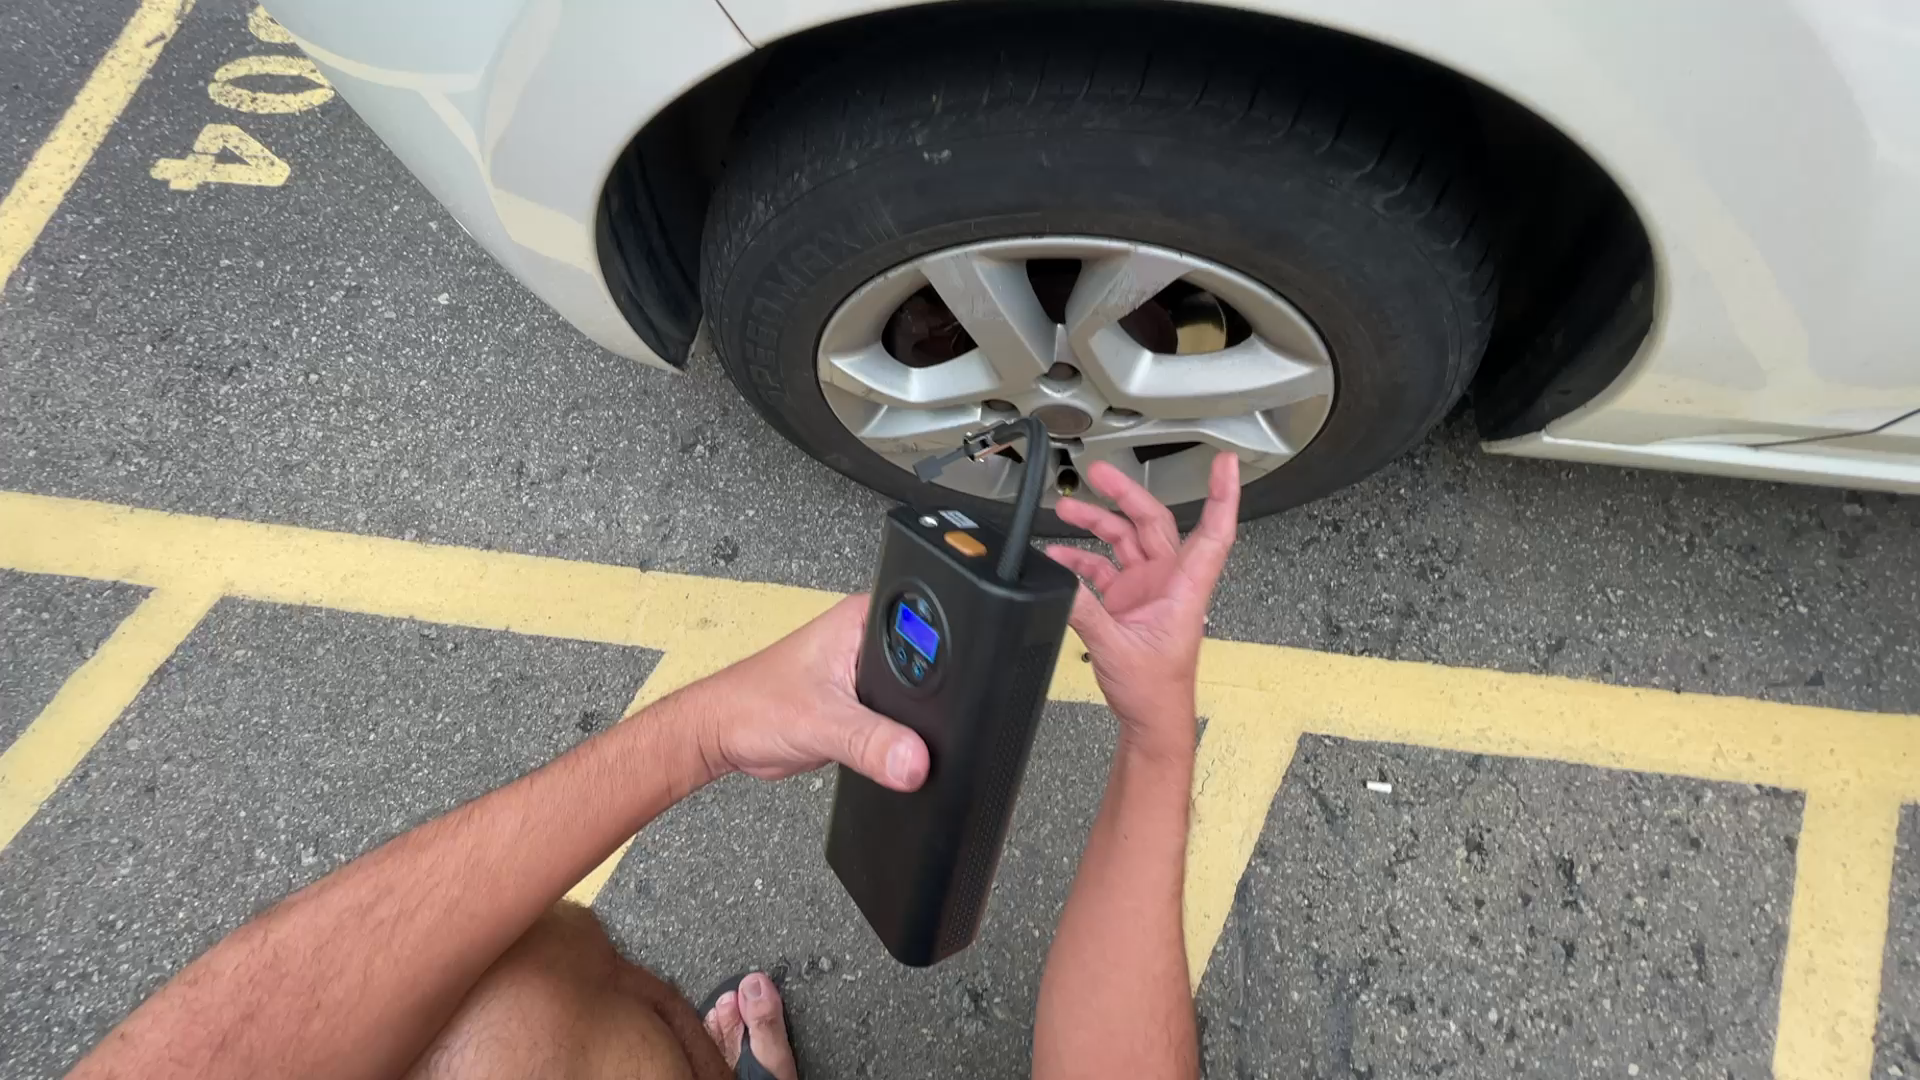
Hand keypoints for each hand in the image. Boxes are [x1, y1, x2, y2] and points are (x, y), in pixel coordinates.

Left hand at [685, 594, 929, 790]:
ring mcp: (867, 671)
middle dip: (927, 703)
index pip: (923, 631)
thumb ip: (872, 741)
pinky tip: (889, 749)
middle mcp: (868, 640)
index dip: (944, 665)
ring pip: (913, 699)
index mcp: (864, 619)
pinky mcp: (862, 702)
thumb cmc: (752, 704)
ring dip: (910, 725)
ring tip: (895, 740)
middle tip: (914, 729)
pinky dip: (896, 739)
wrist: (723, 735)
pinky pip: (897, 721)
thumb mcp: (820, 722)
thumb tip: (915, 759)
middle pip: (926, 667)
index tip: (947, 704)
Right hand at [1045, 452, 1239, 757]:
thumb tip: (1060, 579)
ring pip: (1124, 540)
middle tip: (1099, 474)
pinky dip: (1081, 558)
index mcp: (1184, 588)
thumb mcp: (1116, 648)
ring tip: (1066, 509)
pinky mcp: (1127, 601)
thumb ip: (1085, 610)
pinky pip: (1103, 567)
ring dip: (1096, 523)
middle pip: (1152, 522)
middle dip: (1124, 495)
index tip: (1224, 464)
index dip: (1222, 495)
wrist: (1150, 718)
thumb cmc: (1156, 690)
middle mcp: (1168, 581)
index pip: (1213, 532)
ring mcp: (1147, 589)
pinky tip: (1059, 555)